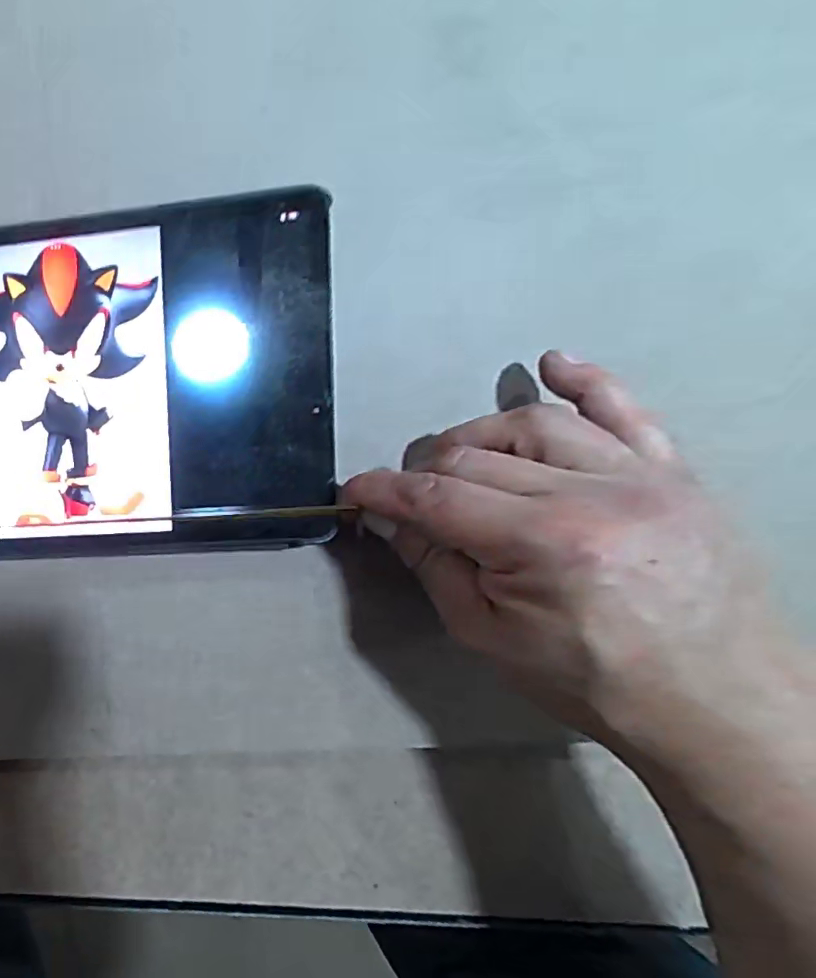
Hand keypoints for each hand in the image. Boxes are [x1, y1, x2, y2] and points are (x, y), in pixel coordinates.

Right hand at [343, 351, 800, 764]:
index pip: (434, 495)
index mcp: (546, 544)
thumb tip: (388, 516)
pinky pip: (632, 415)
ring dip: (477, 437)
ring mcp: (648, 482)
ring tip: (456, 463)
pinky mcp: (679, 481)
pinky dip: (589, 384)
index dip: (379, 490)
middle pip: (474, 459)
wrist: (724, 710)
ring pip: (533, 425)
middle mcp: (599, 498)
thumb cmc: (590, 679)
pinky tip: (552, 364)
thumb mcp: (482, 629)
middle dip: (421, 476)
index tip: (351, 494)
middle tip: (406, 505)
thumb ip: (431, 561)